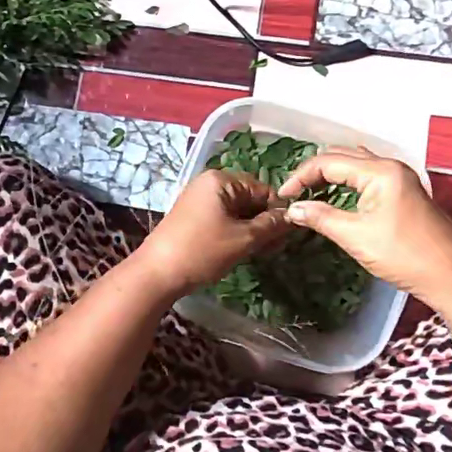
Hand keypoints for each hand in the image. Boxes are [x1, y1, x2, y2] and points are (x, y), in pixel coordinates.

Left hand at [128, 170, 290, 297]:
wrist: (158, 272)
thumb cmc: (202, 250)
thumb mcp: (243, 238)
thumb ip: (271, 225)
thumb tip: (293, 216)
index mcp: (221, 180)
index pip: (263, 189)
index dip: (278, 212)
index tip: (287, 237)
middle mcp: (209, 183)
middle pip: (250, 198)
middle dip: (265, 222)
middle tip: (274, 248)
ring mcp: (199, 199)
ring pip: (237, 211)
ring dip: (252, 230)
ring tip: (260, 252)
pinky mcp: (193, 216)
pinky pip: (223, 218)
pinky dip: (236, 232)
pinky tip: (242, 250)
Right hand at [278, 147, 451, 310]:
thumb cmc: (405, 255)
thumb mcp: (356, 236)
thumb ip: (320, 217)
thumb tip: (292, 209)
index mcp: (379, 171)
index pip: (327, 162)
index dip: (300, 177)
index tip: (283, 197)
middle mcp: (390, 166)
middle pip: (340, 156)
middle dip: (313, 172)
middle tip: (293, 194)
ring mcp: (399, 178)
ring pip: (354, 163)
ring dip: (329, 174)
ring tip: (309, 193)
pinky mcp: (403, 191)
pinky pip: (366, 175)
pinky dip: (345, 181)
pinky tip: (335, 196)